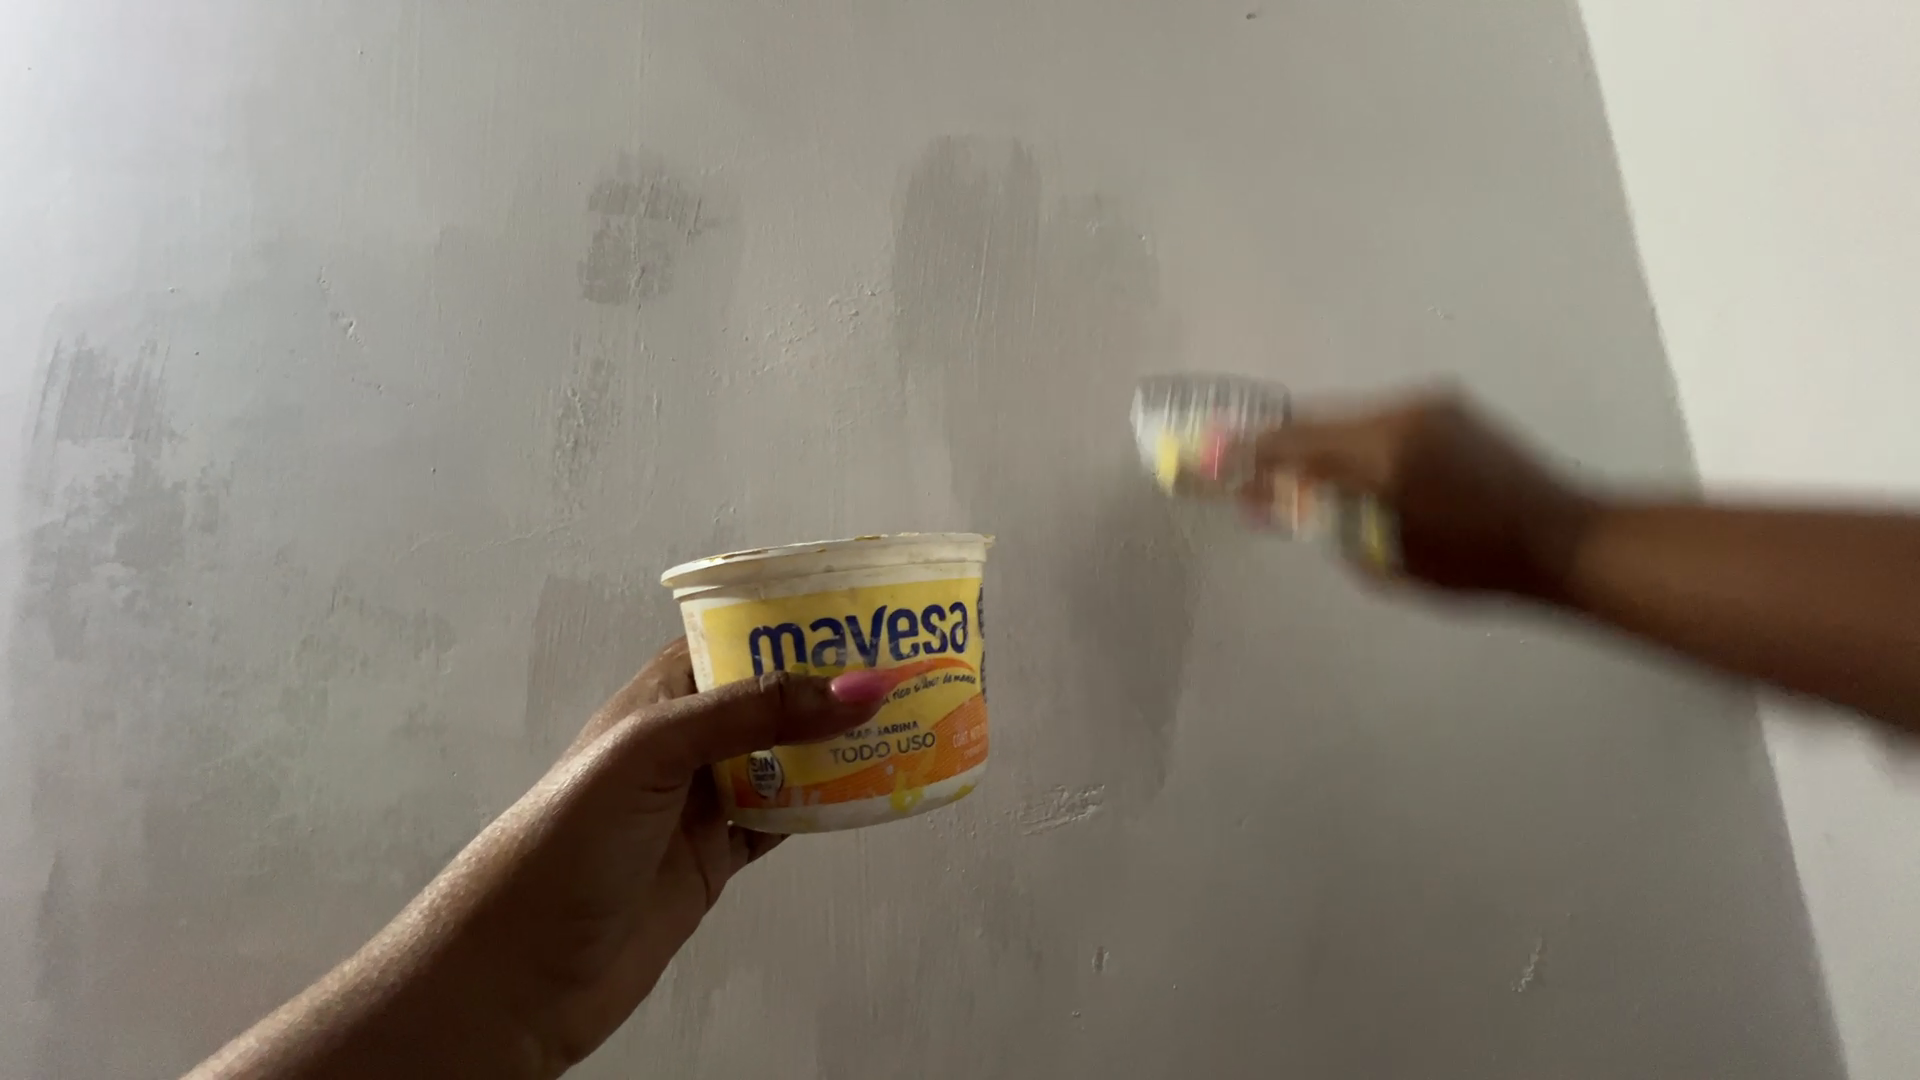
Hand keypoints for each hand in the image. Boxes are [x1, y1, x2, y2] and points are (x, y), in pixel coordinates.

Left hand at [189, 640, 888, 1078]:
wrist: (513, 982)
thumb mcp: (657, 752)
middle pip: (779, 696)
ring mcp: (709, 795)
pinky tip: (874, 790)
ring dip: (841, 744)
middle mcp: (693, 735)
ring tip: (906, 723)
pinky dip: (831, 801)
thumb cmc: (568, 840)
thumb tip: (864, 685)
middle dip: (835, 684)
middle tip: (906, 671)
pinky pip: (791, 813)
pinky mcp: (722, 850)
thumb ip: (756, 714)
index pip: (746, 637)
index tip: (871, 616)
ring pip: (791, 755)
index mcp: (667, 692)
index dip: (804, 624)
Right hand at [1243, 391, 1596, 596]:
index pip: (1291, 444)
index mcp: (1382, 456)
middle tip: (1246, 470)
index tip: (1213, 463)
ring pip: (1342, 417)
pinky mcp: (1445, 406)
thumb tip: (1259, 501)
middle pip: (1312, 421)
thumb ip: (1314, 520)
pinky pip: (1374, 419)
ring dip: (1314, 444)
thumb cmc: (1468, 565)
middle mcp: (1399, 415)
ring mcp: (1426, 405)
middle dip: (1275, 446)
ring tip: (1299, 477)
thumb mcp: (1378, 555)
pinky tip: (1349, 468)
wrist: (1564, 539)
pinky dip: (1348, 441)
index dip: (1246, 453)